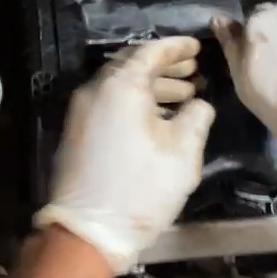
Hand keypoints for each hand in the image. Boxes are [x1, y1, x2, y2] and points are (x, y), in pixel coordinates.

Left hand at [34, 37, 216, 271]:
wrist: (87, 231)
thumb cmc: (140, 187)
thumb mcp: (182, 152)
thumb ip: (197, 117)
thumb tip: (199, 104)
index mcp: (120, 85)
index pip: (150, 52)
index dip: (177, 47)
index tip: (197, 46)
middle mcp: (95, 89)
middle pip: (132, 65)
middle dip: (165, 66)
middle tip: (193, 70)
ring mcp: (81, 111)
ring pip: (120, 86)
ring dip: (152, 87)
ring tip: (184, 96)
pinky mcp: (77, 132)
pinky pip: (109, 103)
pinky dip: (134, 103)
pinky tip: (158, 119)